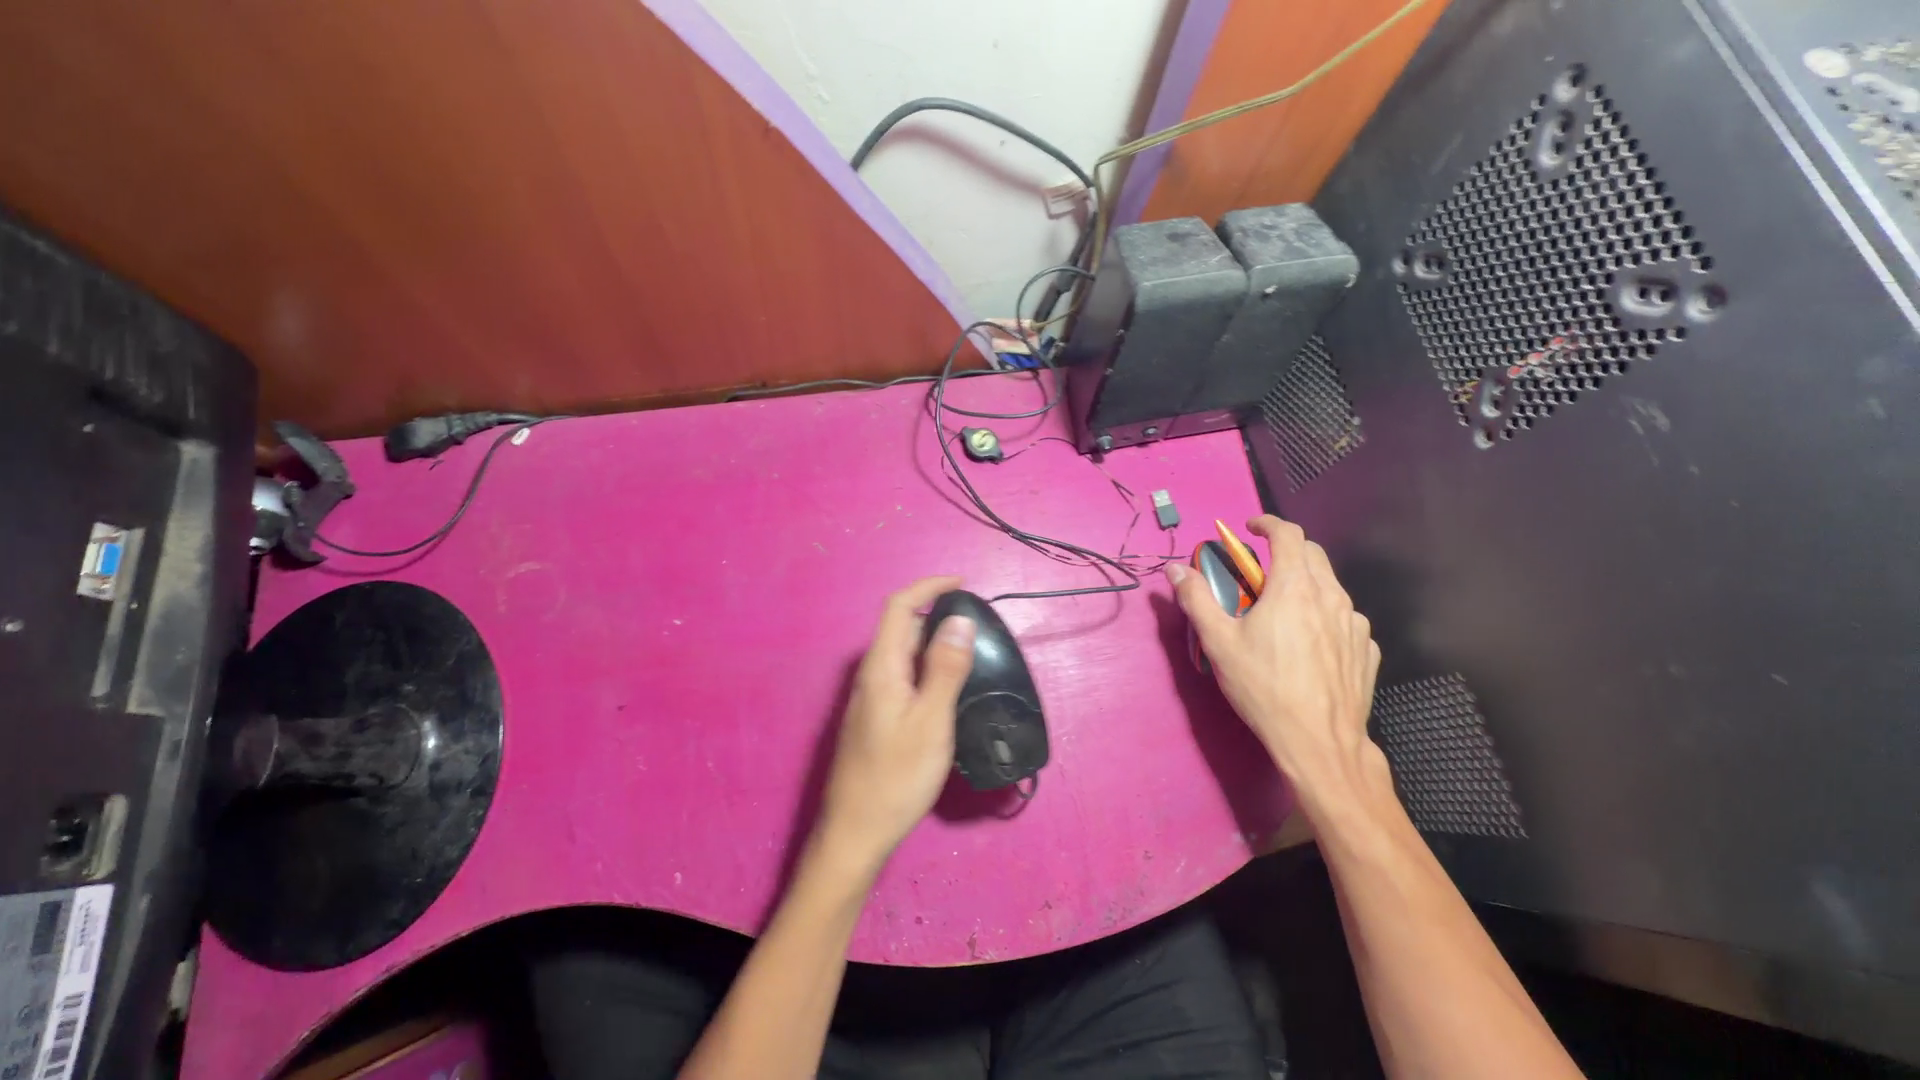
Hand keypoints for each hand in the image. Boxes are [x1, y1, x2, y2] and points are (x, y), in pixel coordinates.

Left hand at [813, 576, 975, 872]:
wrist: (857, 831)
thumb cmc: (897, 777)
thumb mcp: (931, 721)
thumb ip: (945, 668)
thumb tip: (959, 619)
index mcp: (882, 668)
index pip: (900, 608)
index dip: (929, 587)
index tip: (963, 584)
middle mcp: (871, 676)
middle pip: (902, 629)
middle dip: (937, 615)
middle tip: (979, 627)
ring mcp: (871, 700)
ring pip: (904, 656)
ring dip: (934, 645)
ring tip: (972, 655)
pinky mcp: (875, 720)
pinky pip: (904, 679)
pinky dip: (928, 670)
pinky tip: (950, 692)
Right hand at [1169, 516, 1381, 801]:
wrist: (1320, 742)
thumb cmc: (1264, 688)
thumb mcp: (1220, 643)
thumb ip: (1197, 599)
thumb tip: (1174, 570)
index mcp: (1295, 587)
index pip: (1287, 534)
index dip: (1268, 524)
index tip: (1251, 528)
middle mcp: (1331, 596)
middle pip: (1312, 554)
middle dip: (1286, 551)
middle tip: (1261, 570)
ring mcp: (1355, 623)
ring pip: (1330, 587)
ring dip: (1305, 585)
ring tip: (1283, 612)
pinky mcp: (1366, 649)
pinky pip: (1344, 620)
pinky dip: (1324, 617)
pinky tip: (1309, 645)